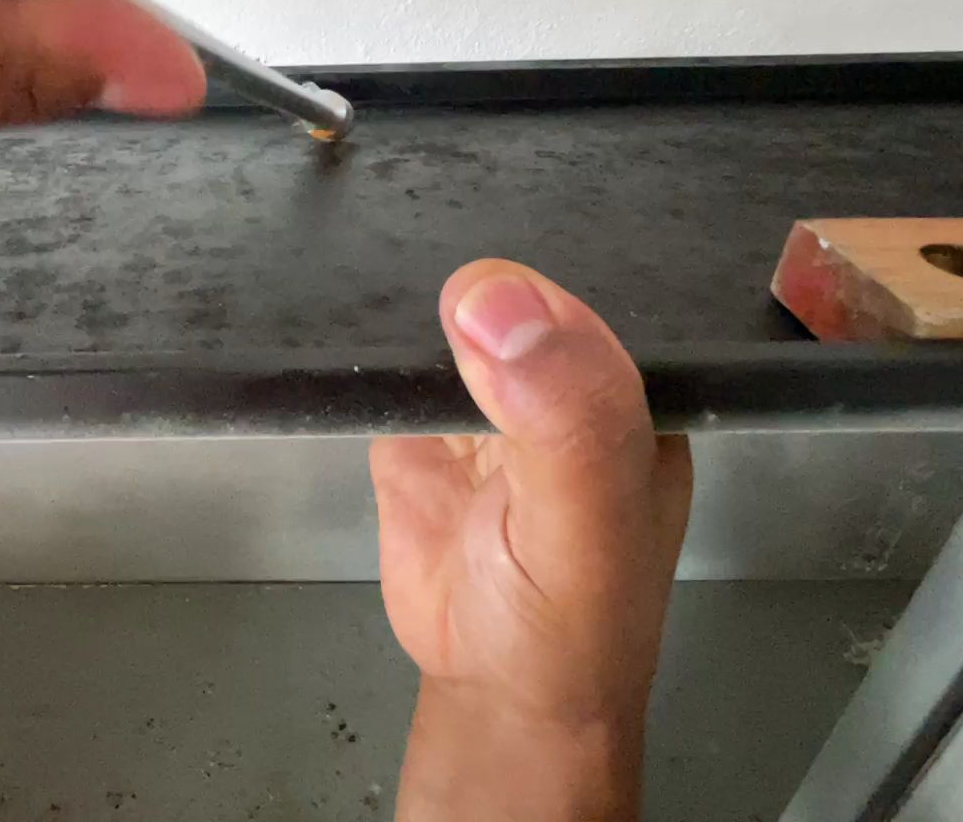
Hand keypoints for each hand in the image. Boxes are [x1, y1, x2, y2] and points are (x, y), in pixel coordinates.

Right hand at [372, 259, 692, 820]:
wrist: (488, 683)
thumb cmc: (564, 617)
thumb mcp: (585, 525)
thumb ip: (564, 420)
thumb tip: (491, 300)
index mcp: (623, 388)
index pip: (577, 301)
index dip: (524, 288)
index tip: (470, 294)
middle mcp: (552, 379)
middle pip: (501, 295)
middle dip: (454, 287)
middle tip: (406, 279)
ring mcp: (477, 395)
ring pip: (438, 318)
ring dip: (401, 303)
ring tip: (366, 282)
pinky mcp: (412, 417)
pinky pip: (387, 363)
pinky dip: (364, 347)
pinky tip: (339, 323)